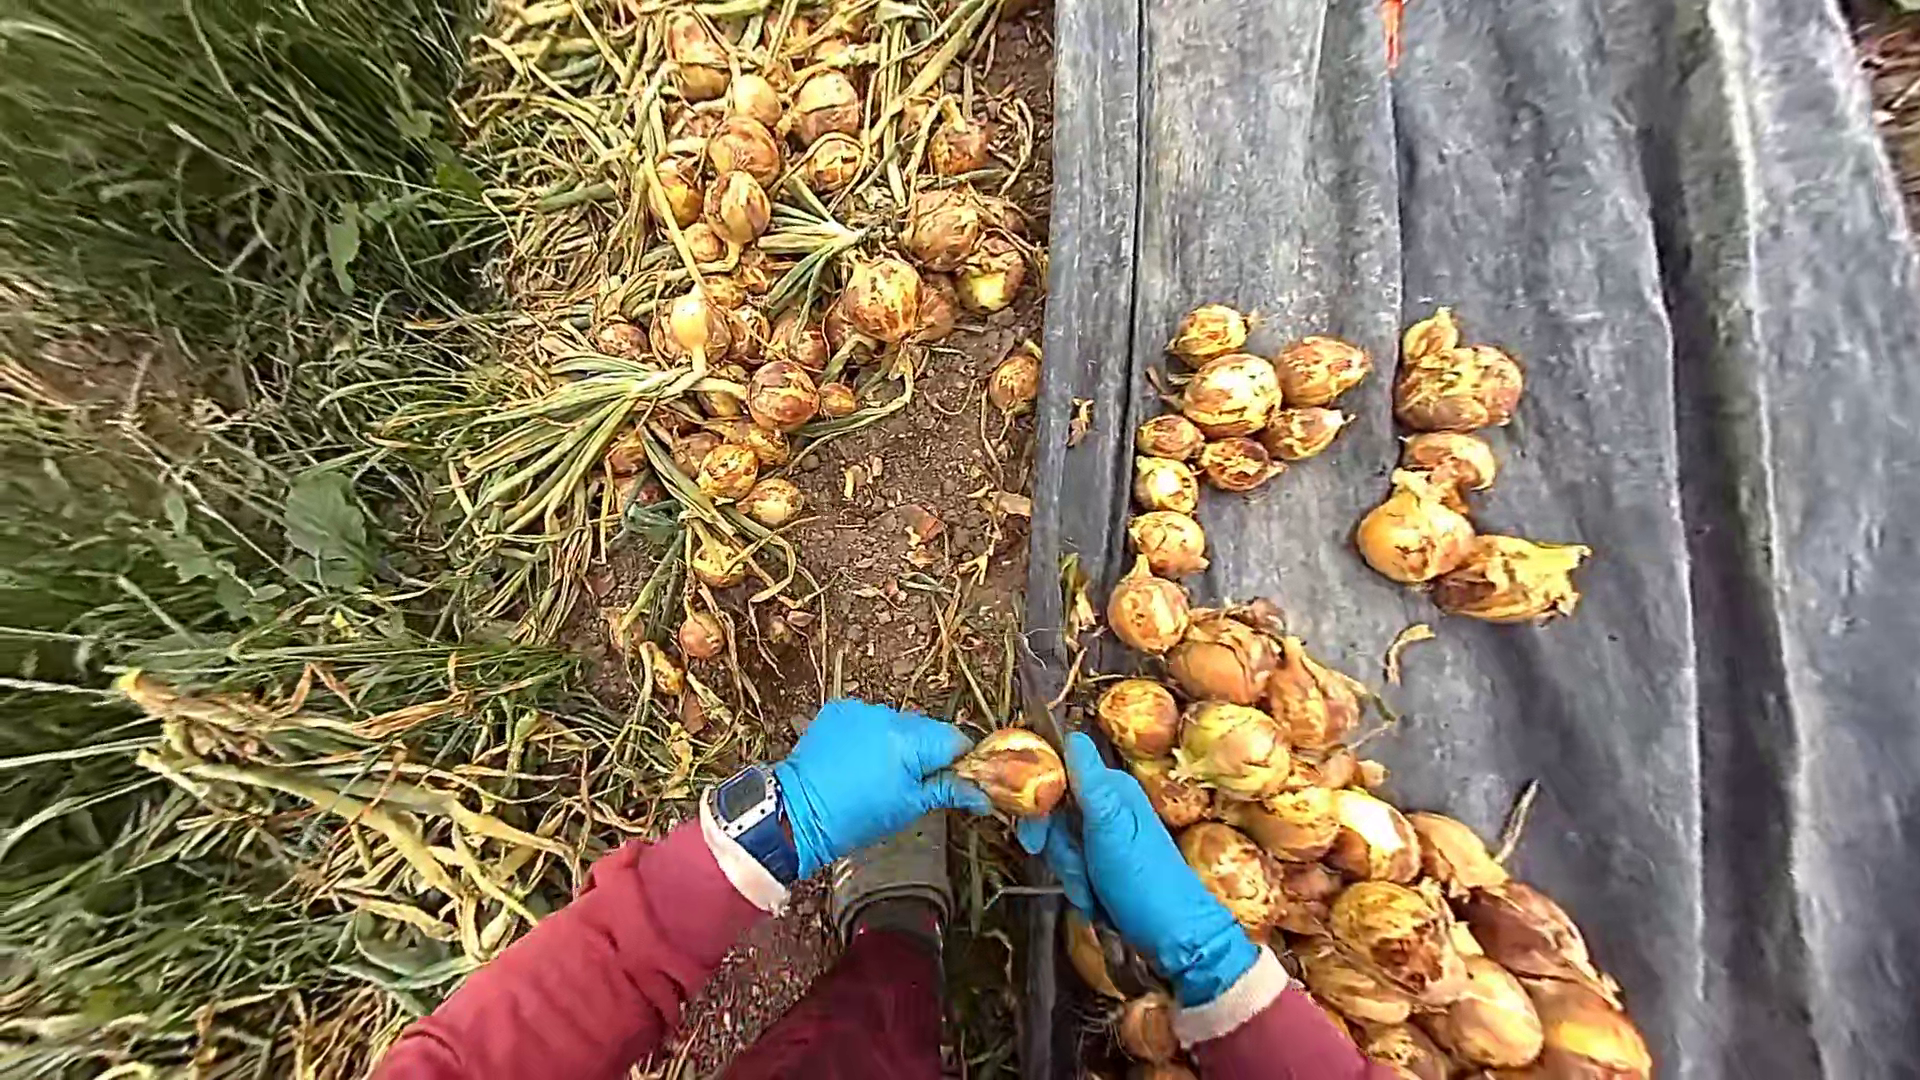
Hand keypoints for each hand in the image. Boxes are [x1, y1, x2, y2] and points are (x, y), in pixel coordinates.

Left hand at [775, 699, 992, 877]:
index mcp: (909, 740)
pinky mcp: (840, 709)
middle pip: (926, 729)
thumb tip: (984, 795)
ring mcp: (862, 709)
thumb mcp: (909, 808)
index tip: (951, 779)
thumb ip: (947, 790)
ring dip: (897, 742)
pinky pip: (869, 717)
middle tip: (911, 782)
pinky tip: (858, 758)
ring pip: (897, 722)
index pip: (954, 739)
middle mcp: (888, 715)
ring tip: (878, 772)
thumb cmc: (856, 817)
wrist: (797, 813)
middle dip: (925, 751)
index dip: (957, 761)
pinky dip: (870, 734)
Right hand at [1017, 734, 1257, 1006]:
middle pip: (1053, 809)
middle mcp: (1107, 803)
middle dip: (1057, 847)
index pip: (1056, 772)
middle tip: (1076, 871)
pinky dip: (1076, 883)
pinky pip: (1070, 862)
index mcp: (1111, 786)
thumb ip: (1089, 780)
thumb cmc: (1144, 882)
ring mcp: (1104, 833)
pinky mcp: (1102, 860)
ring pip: (1058, 839)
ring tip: (1091, 892)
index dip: (1040, 803)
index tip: (1036, 837)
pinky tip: (1094, 900)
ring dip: (1068, 870)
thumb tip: (1072, 734)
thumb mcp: (1111, 827)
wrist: (1178, 944)